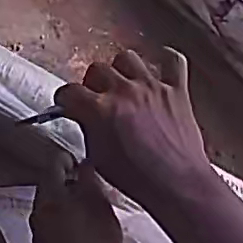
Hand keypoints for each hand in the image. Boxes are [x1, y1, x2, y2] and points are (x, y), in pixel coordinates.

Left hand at [30, 156, 121, 242]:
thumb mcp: (99, 205)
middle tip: (91, 183)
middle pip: (52, 184)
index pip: (55, 162)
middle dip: (70, 181)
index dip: (71, 159)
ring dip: (70, 202)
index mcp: (49, 193)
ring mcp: (40, 230)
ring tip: (92, 206)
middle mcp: (39, 208)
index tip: (84, 162)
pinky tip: (86, 228)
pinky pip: (57, 224)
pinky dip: (69, 220)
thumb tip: (84, 164)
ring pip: (54, 205)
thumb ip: (89, 181)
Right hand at [54, 48, 218, 211]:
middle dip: (92, 83)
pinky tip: (158, 69)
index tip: (67, 103)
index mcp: (100, 109)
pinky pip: (173, 61)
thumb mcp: (98, 157)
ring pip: (127, 58)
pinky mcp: (176, 90)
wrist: (176, 183)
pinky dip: (165, 60)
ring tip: (122, 83)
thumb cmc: (137, 177)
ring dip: (120, 70)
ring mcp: (152, 87)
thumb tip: (85, 118)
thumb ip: (88, 130)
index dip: (65, 99)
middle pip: (97, 69)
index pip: (70, 92)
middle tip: (95, 97)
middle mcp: (124, 91)